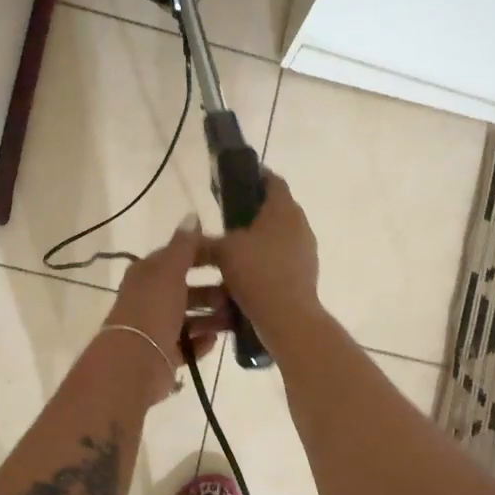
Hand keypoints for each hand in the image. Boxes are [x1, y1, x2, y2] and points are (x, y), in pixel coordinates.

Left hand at [103, 216, 230, 403]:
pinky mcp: (164, 354)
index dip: (203, 254)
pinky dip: (201, 342)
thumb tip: (192, 215)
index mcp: (148, 274)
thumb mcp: (170, 270)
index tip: (232, 257)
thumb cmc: (153, 309)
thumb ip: (183, 245)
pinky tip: (216, 341)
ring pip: (190, 318)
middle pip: (187, 290)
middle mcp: (151, 298)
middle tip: (240, 293)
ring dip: (212, 318)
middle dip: (213, 291)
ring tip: (236, 320)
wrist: (134, 361)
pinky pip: (187, 345)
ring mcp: (157, 328)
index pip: (178, 257)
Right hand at [205, 172, 320, 337]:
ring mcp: (306, 252)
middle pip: (273, 212)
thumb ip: (206, 241)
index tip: (236, 181)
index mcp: (283, 210)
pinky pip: (279, 263)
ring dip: (255, 244)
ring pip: (275, 240)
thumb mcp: (224, 252)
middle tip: (224, 221)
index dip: (255, 177)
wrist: (289, 318)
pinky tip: (241, 278)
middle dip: (249, 217)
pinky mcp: (305, 275)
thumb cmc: (257, 273)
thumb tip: (189, 235)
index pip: (272, 181)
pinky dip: (262, 265)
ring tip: (229, 253)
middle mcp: (300, 226)